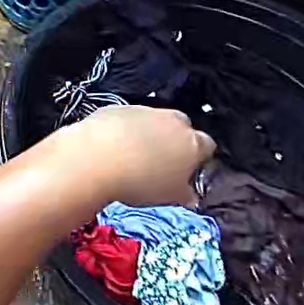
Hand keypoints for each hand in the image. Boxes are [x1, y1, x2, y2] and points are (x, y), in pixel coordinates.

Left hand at [50, 105, 215, 207]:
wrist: (96, 159)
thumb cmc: (140, 182)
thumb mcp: (170, 197)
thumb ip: (185, 194)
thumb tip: (189, 195)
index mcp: (193, 142)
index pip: (207, 146)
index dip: (198, 159)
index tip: (186, 171)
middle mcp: (173, 120)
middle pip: (180, 128)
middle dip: (173, 142)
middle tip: (158, 163)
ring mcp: (144, 110)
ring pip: (153, 121)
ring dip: (146, 134)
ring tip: (131, 157)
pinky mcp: (117, 107)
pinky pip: (126, 119)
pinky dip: (123, 129)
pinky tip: (111, 146)